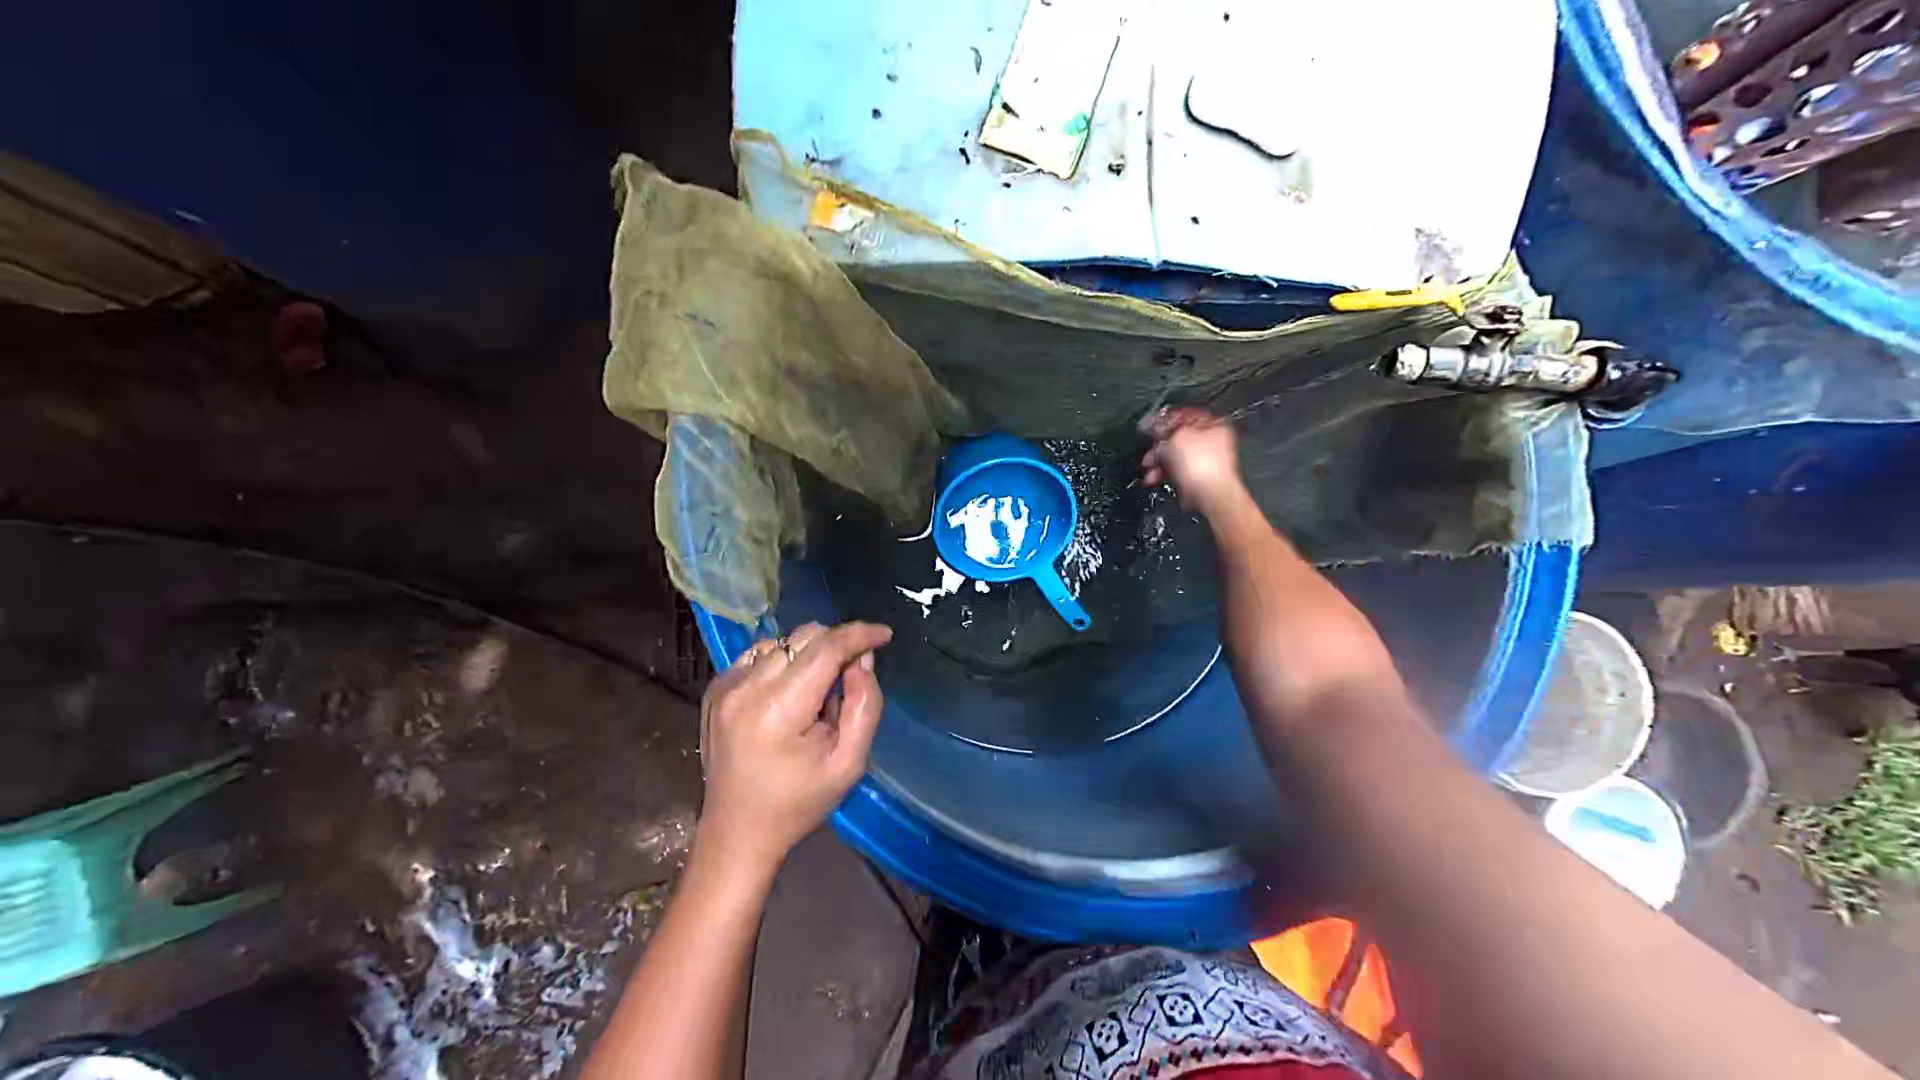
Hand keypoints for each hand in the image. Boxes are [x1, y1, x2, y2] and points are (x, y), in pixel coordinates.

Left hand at [696, 621, 892, 873]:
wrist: (738, 831)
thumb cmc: (799, 803)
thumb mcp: (849, 763)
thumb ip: (864, 705)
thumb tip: (862, 660)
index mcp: (779, 710)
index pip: (825, 649)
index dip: (859, 635)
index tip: (884, 634)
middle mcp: (746, 688)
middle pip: (803, 638)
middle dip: (835, 646)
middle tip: (848, 680)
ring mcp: (725, 686)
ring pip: (781, 642)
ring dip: (808, 655)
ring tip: (814, 696)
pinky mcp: (715, 689)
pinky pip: (759, 655)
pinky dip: (782, 663)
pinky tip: (787, 696)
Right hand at [1141, 406, 1245, 517]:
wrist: (1209, 496)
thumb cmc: (1202, 465)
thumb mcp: (1176, 436)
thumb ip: (1164, 428)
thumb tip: (1153, 425)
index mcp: (1213, 424)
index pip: (1183, 415)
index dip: (1164, 420)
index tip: (1149, 425)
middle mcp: (1211, 442)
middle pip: (1177, 438)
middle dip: (1158, 445)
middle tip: (1148, 450)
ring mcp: (1205, 462)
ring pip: (1173, 456)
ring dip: (1157, 462)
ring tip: (1148, 468)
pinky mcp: (1197, 479)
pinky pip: (1174, 472)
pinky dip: (1163, 474)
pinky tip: (1154, 478)